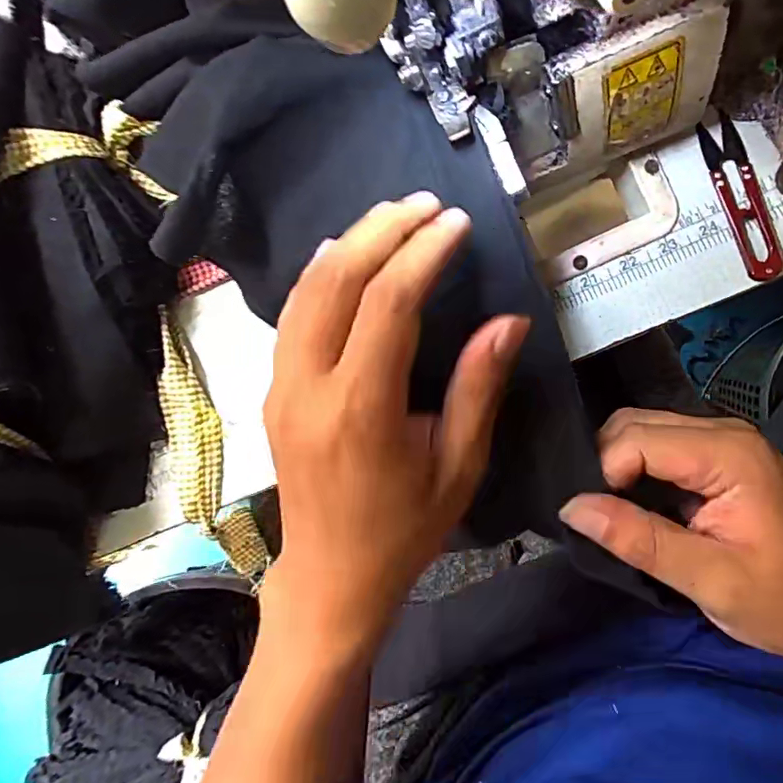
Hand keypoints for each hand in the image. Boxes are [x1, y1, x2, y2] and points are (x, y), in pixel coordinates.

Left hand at [262, 192, 529, 655]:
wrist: (329, 577)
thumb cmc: (403, 528)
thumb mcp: (458, 466)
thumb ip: (478, 389)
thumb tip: (508, 321)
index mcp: (361, 409)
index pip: (389, 304)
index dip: (423, 254)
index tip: (456, 224)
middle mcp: (310, 387)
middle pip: (337, 280)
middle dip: (382, 231)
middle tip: (425, 205)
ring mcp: (281, 385)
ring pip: (306, 290)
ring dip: (349, 242)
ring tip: (392, 215)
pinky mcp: (273, 388)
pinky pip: (293, 313)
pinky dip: (320, 273)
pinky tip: (342, 251)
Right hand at [560, 409, 782, 666]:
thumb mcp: (709, 580)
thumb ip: (639, 539)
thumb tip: (572, 508)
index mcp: (729, 453)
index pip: (637, 438)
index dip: (607, 476)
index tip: (605, 525)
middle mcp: (724, 431)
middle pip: (636, 424)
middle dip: (607, 466)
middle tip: (604, 521)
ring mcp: (723, 439)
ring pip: (643, 430)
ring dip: (620, 467)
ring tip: (618, 516)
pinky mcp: (718, 454)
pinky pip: (660, 445)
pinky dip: (637, 470)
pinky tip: (639, 506)